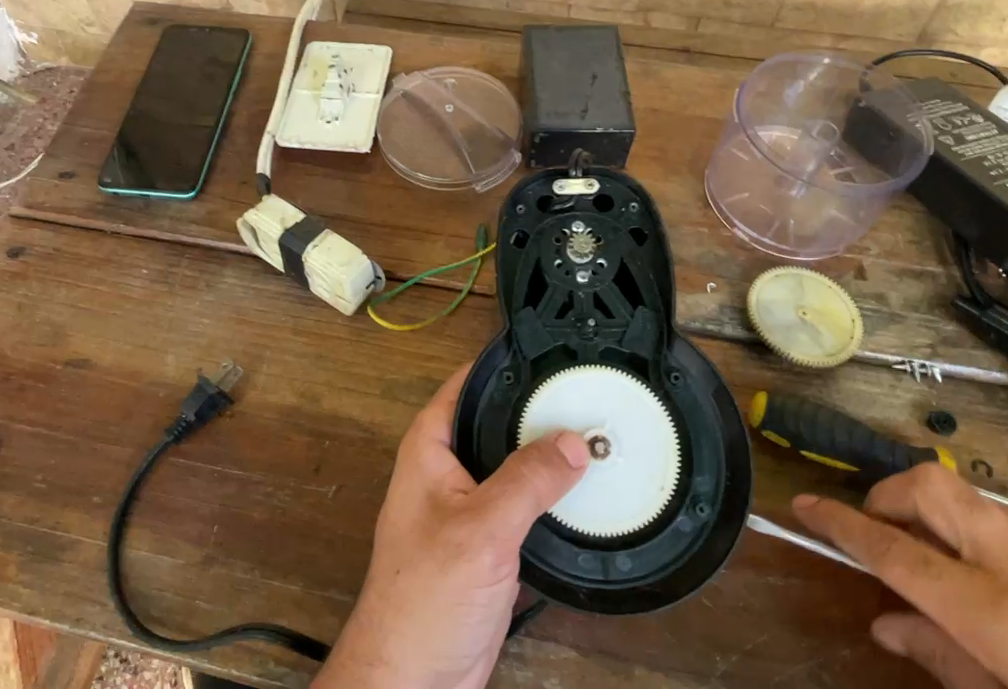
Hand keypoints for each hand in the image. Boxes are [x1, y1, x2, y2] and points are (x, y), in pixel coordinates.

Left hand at [314, 365, 589, 688]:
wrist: (415, 675)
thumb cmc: (422, 600)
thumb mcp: (481, 529)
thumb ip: (527, 481)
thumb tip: (572, 443)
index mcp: (429, 449)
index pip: (466, 386)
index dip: (501, 366)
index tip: (542, 351)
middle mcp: (446, 470)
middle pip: (495, 423)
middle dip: (535, 411)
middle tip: (582, 393)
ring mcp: (467, 507)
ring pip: (513, 465)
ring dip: (546, 456)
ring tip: (591, 436)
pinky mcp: (487, 543)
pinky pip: (524, 504)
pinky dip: (550, 496)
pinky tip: (581, 493)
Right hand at [793, 463, 1007, 688]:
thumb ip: (945, 660)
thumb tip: (885, 623)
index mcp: (996, 613)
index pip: (895, 552)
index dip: (840, 525)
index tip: (801, 504)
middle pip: (932, 489)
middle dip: (888, 494)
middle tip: (873, 532)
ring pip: (967, 500)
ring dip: (926, 512)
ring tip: (920, 560)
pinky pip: (1001, 524)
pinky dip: (965, 532)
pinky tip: (976, 581)